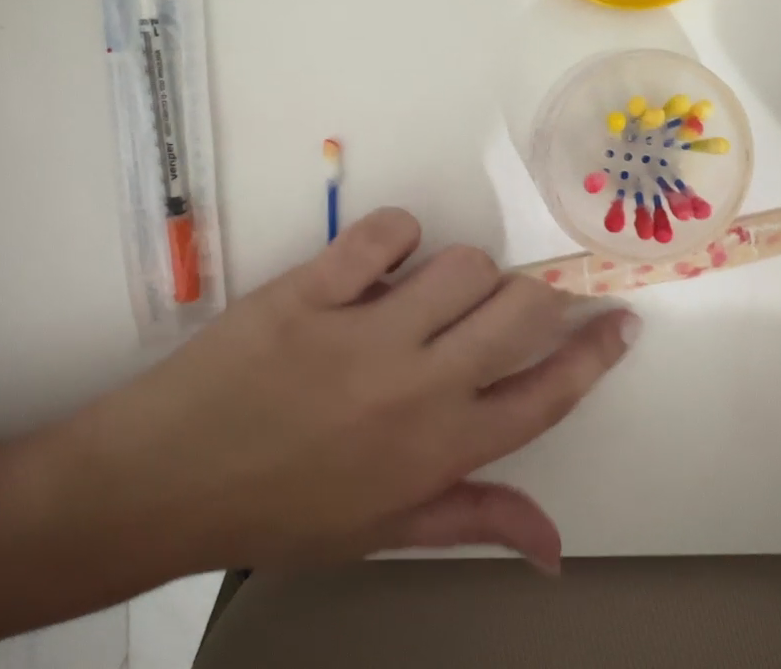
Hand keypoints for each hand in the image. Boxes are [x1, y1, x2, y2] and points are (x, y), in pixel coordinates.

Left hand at [28, 207, 637, 576]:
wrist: (161, 485)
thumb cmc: (278, 513)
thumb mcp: (384, 530)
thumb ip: (475, 519)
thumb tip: (555, 546)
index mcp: (441, 450)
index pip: (547, 393)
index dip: (595, 351)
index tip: (620, 320)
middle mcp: (418, 388)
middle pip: (522, 311)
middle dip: (538, 294)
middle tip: (512, 300)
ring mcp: (364, 336)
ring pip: (464, 264)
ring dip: (461, 270)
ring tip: (429, 291)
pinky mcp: (309, 294)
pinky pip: (380, 234)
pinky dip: (394, 233)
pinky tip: (378, 258)